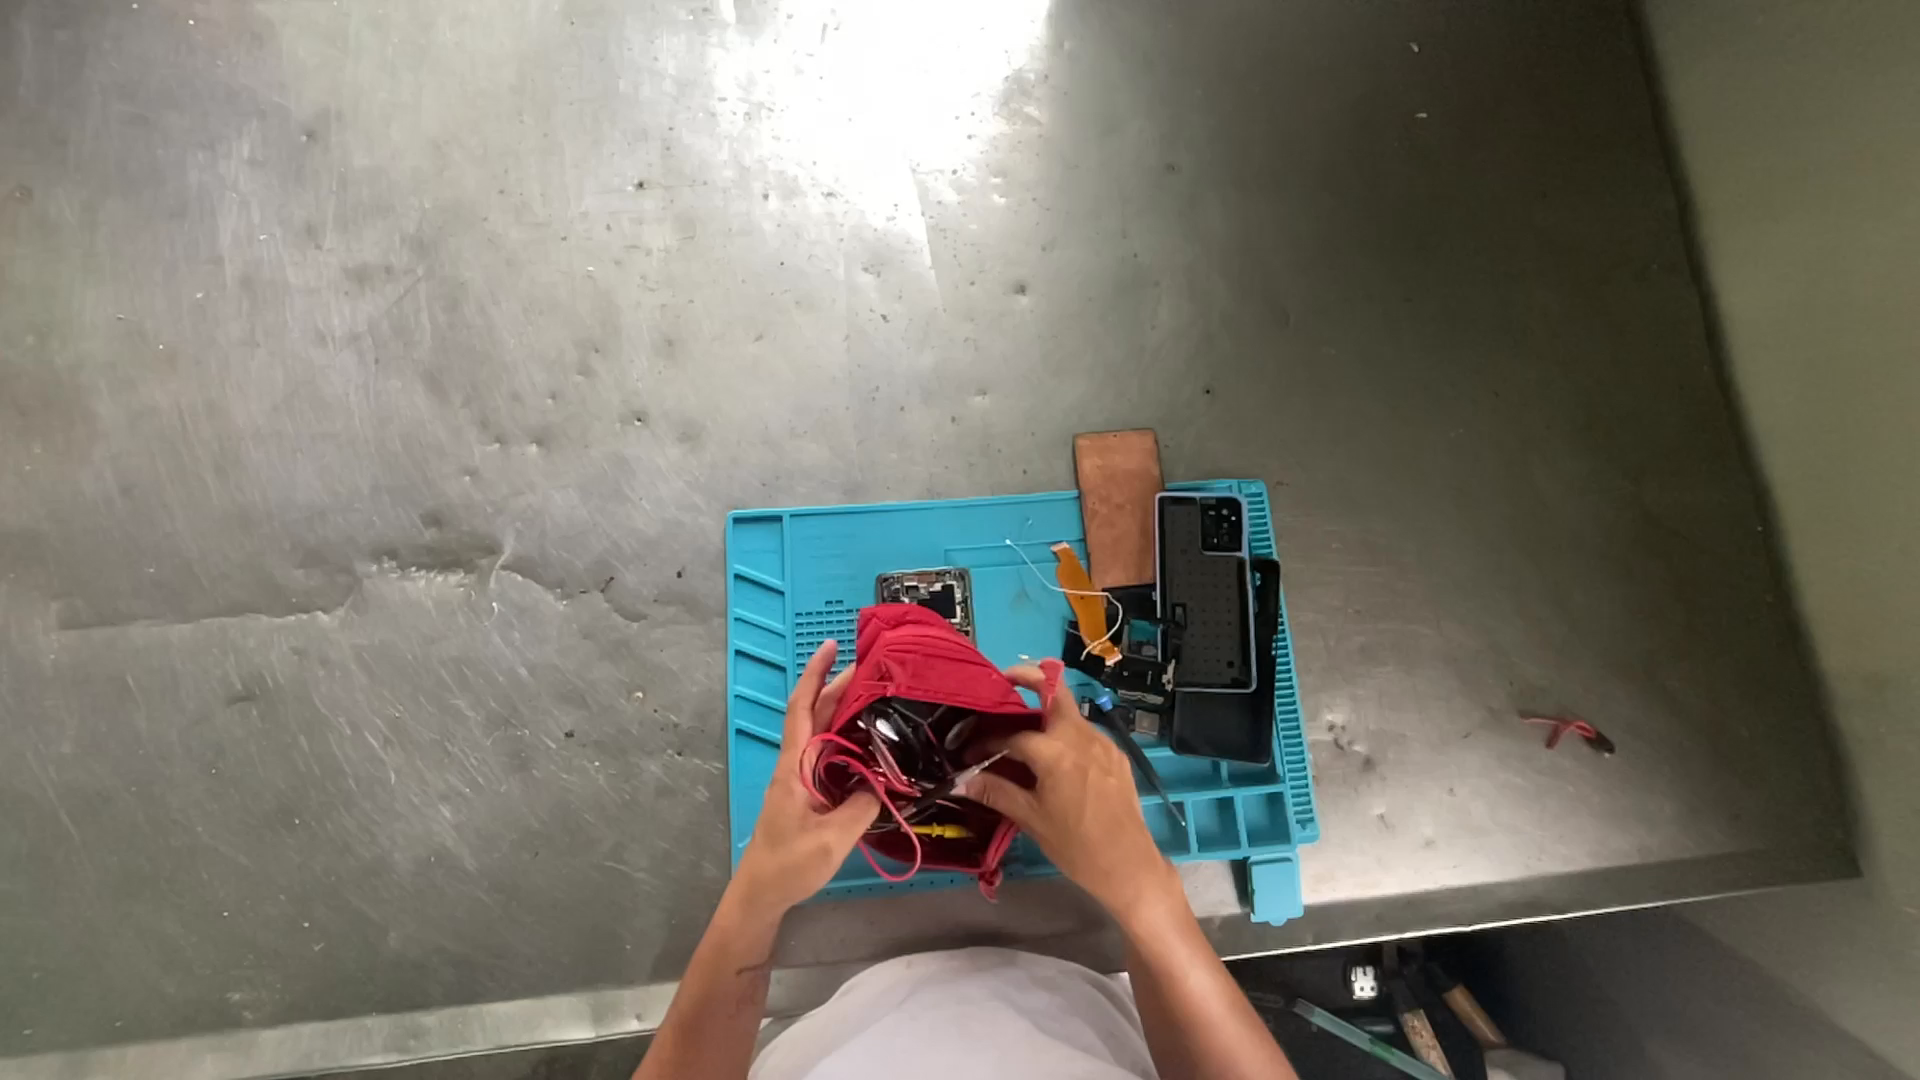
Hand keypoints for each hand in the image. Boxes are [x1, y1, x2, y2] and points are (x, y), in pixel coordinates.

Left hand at [729, 640, 879, 920]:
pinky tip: (872, 741)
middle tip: (874, 667)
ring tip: (879, 695)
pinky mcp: (809, 792)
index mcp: (794, 765)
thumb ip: (863, 805)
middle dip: (840, 684)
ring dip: (846, 709)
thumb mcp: (833, 838)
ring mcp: (801, 777)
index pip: (803, 708)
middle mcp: (796, 763)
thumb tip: (888, 779)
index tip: (830, 645)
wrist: (761, 896)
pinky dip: (850, 738)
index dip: (815, 674)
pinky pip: (831, 754)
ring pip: (825, 732)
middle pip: (817, 713)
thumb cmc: (788, 865)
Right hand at [959, 666, 1181, 916]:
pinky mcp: (1115, 754)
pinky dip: (1065, 734)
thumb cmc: (1076, 846)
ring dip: (1046, 712)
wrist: (1129, 867)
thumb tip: (960, 781)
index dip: (987, 743)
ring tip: (1023, 730)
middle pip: (1054, 690)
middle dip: (1028, 677)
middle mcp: (1081, 736)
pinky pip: (1085, 732)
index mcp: (1055, 751)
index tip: (971, 754)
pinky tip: (1055, 757)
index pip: (1012, 736)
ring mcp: (1103, 742)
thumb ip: (995, 792)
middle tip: (1004, 681)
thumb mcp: (1031, 818)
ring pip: (1069, 712)